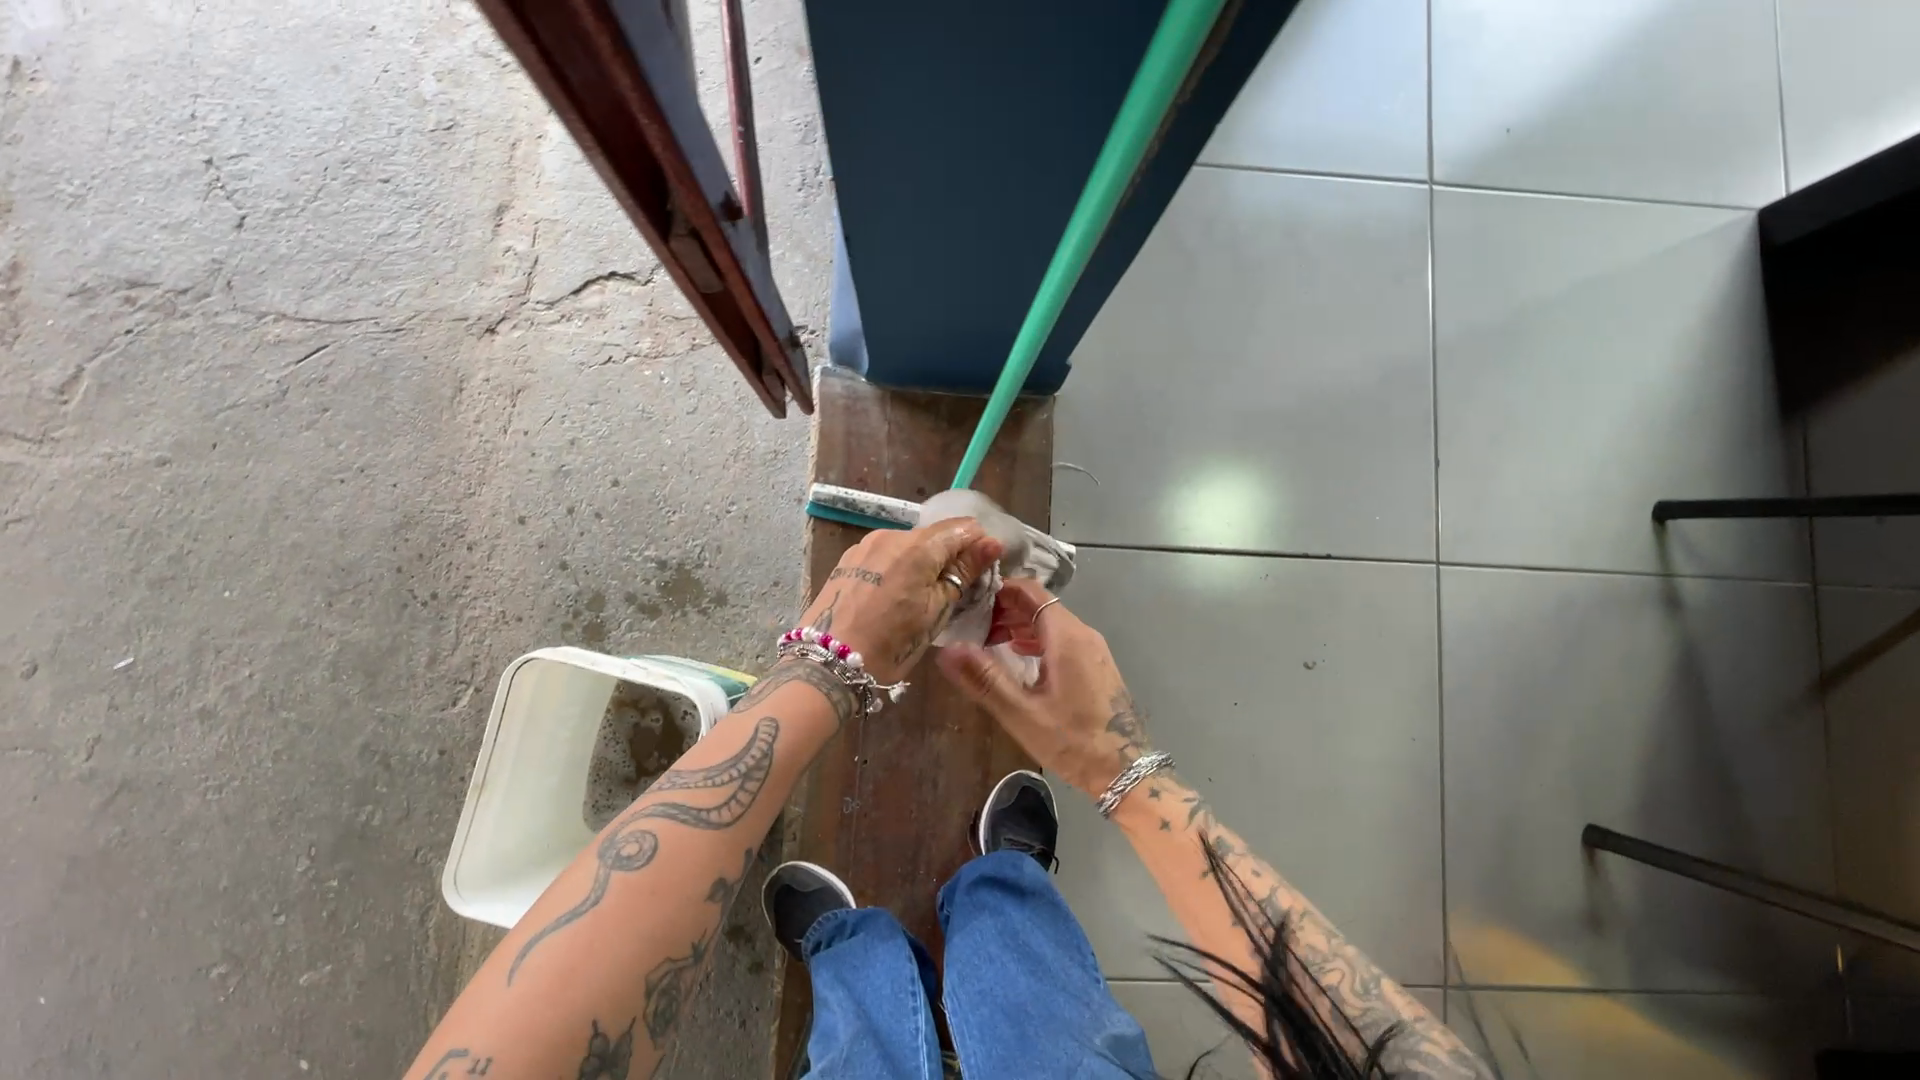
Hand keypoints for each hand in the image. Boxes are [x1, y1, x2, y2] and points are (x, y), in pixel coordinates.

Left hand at [797, 519, 1003, 683]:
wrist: (827, 662)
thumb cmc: (891, 643)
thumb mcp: (936, 611)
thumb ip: (963, 573)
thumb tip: (991, 543)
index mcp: (918, 546)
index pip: (963, 527)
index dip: (979, 546)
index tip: (982, 573)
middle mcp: (891, 535)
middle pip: (935, 535)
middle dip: (951, 557)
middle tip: (955, 593)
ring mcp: (866, 545)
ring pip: (909, 545)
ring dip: (924, 563)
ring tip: (922, 599)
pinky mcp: (849, 559)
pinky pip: (886, 555)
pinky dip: (900, 569)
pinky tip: (894, 598)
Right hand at [936, 580, 1148, 797]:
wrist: (1126, 770)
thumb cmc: (1073, 741)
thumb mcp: (1022, 713)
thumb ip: (984, 679)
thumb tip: (947, 649)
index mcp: (1066, 637)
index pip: (1030, 591)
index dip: (999, 589)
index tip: (969, 599)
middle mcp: (1083, 634)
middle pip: (1039, 605)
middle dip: (1004, 608)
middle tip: (970, 623)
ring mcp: (1093, 650)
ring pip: (1051, 622)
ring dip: (1019, 625)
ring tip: (987, 640)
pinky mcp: (1096, 666)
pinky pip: (1062, 639)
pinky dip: (1037, 639)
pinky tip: (1018, 657)